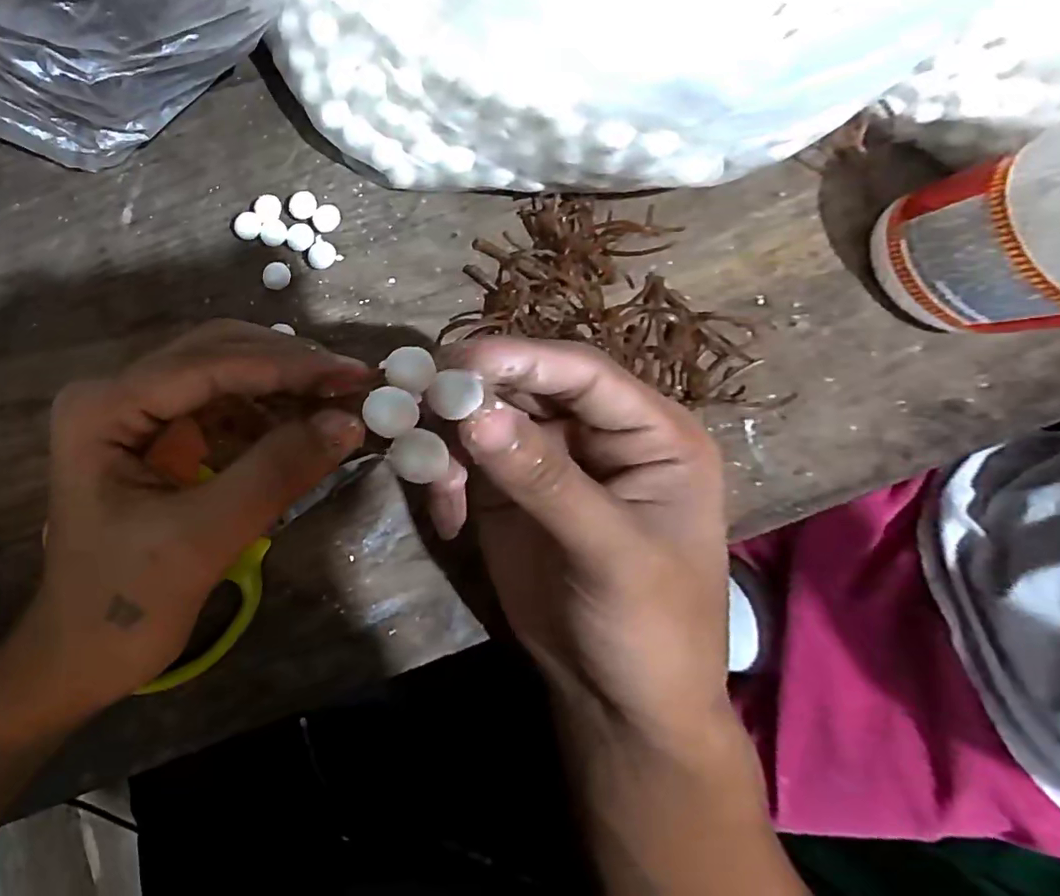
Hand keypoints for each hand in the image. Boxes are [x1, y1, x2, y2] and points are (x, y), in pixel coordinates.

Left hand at [1, 321, 368, 723]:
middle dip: (283, 366)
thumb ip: (273, 473)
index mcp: (102, 408)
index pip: (204, 365)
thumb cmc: (123, 605)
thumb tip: (348, 420)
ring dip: (276, 386)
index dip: (284, 366)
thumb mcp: (202, 538)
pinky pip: (213, 407)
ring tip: (335, 405)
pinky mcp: (148, 435)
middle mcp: (110, 393)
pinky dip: (258, 413)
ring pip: (216, 374)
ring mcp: (128, 411)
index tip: (352, 374)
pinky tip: (297, 430)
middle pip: (210, 354)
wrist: (76, 655)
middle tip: (352, 383)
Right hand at [426, 338, 729, 743]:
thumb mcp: (608, 552)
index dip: (517, 360)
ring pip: (480, 416)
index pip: (578, 372)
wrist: (616, 698)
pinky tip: (444, 517)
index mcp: (648, 433)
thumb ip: (543, 480)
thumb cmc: (648, 626)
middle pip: (519, 386)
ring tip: (422, 469)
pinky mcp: (501, 488)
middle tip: (410, 399)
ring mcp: (541, 459)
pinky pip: (458, 457)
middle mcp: (591, 434)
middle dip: (465, 392)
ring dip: (442, 433)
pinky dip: (438, 473)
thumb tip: (472, 414)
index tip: (452, 364)